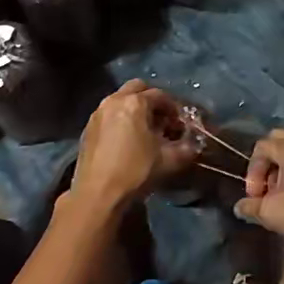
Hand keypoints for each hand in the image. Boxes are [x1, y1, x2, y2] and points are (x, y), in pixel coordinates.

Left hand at [70, 80, 195, 209]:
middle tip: (161, 120)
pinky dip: (121, 119)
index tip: (179, 124)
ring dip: (135, 109)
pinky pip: (109, 114)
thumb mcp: (169, 160)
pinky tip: (127, 140)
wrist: (97, 195)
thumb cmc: (136, 171)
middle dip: (152, 101)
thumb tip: (195, 143)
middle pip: (137, 89)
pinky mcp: (88, 128)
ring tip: (144, 131)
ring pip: (121, 100)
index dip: (173, 108)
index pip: (160, 95)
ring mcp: (98, 113)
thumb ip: (187, 147)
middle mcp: (114, 101)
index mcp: (135, 103)